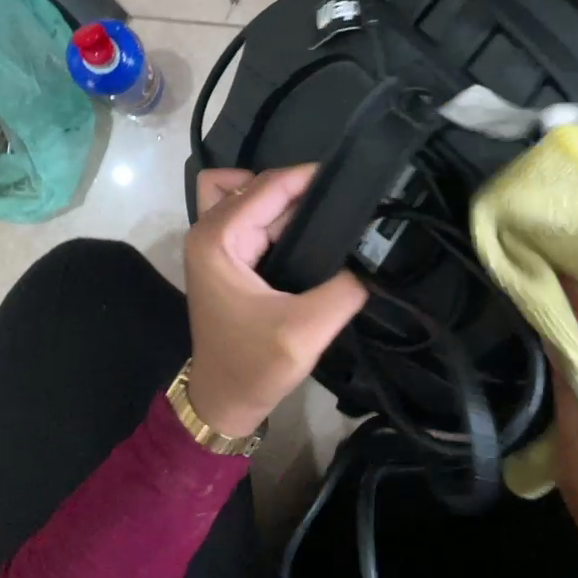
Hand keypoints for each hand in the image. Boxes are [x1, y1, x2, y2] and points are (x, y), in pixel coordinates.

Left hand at [182, 167, 368, 437]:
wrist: (224, 400)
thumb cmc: (254, 365)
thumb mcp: (305, 331)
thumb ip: (343, 291)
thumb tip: (369, 264)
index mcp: (217, 239)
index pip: (265, 186)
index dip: (305, 177)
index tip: (347, 179)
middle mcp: (209, 233)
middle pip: (252, 184)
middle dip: (293, 188)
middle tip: (338, 205)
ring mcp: (215, 245)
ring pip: (248, 197)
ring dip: (283, 203)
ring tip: (325, 219)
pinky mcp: (227, 259)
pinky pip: (252, 219)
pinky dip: (277, 218)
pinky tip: (311, 234)